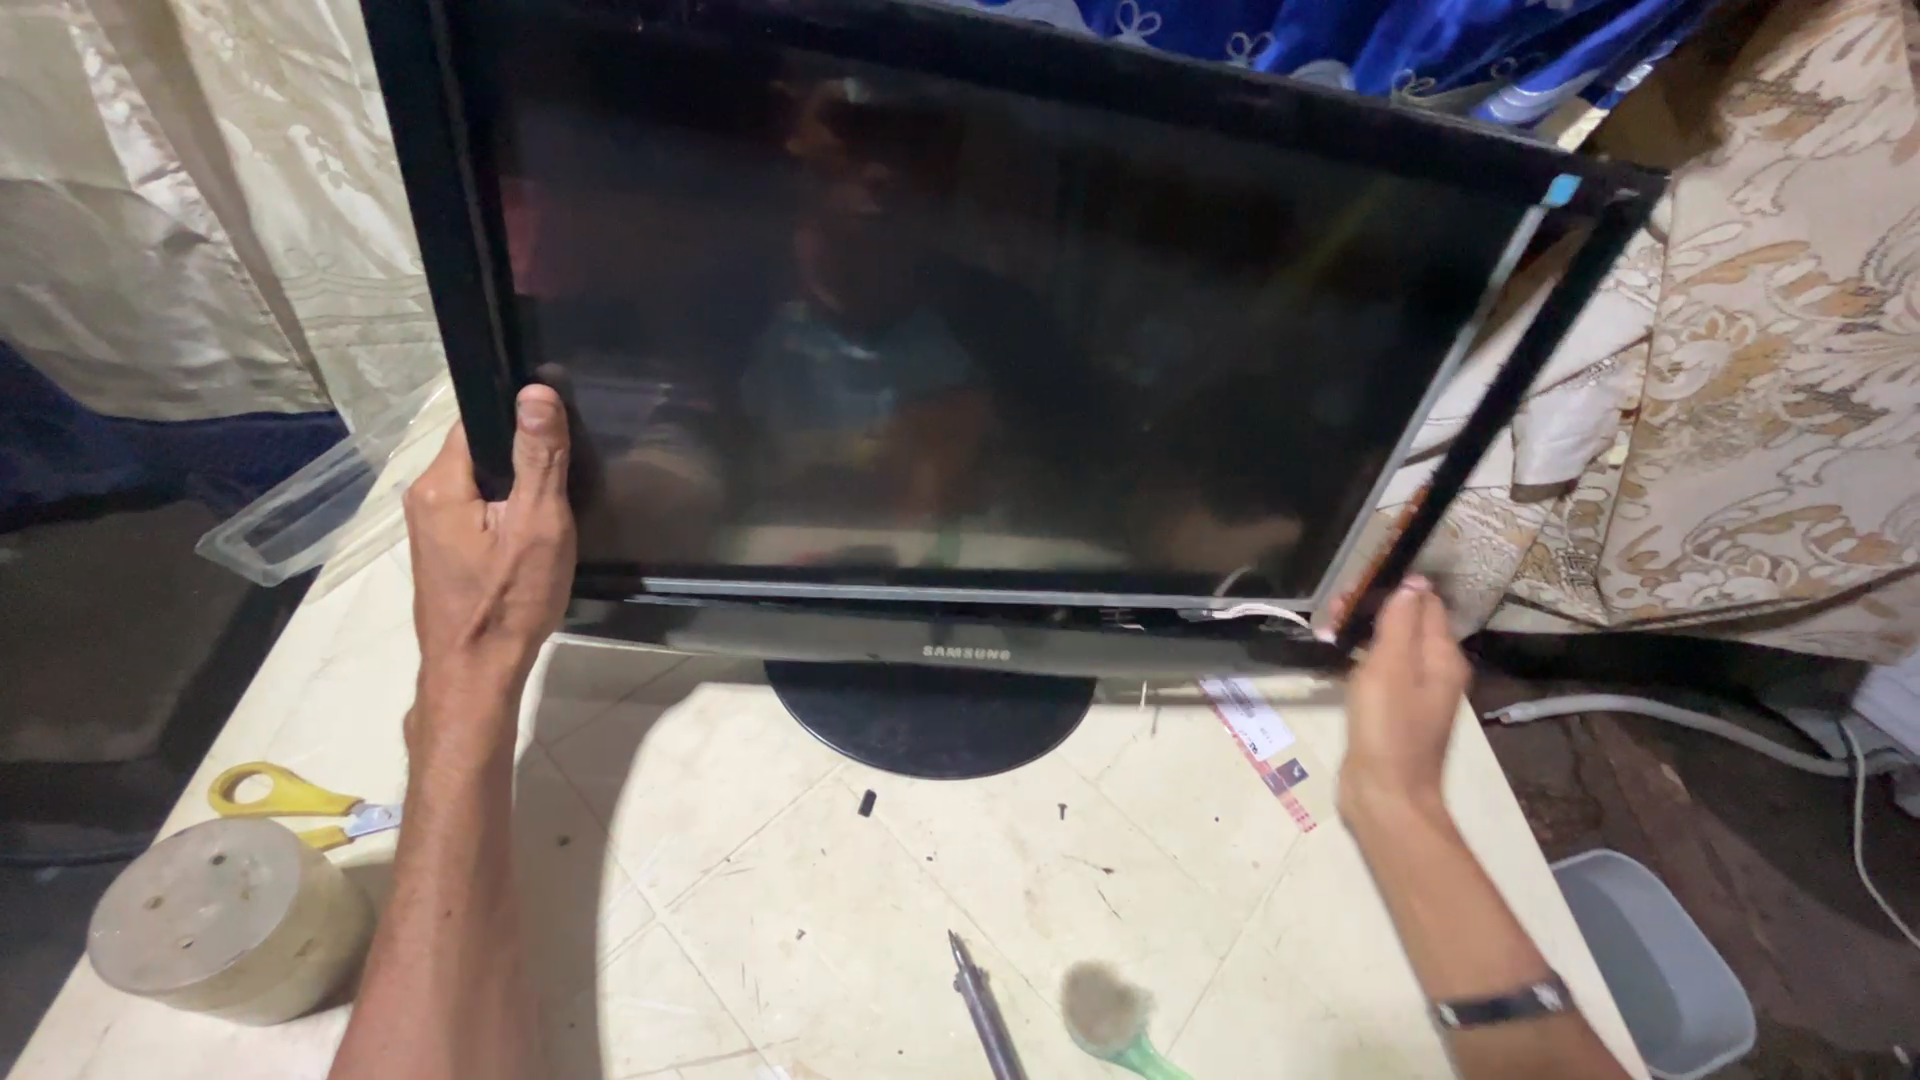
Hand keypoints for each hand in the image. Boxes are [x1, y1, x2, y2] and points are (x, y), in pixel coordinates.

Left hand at [404, 385, 576, 757]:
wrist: (477, 670)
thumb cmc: (510, 598)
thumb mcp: (538, 524)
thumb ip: (539, 459)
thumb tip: (536, 393)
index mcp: (441, 483)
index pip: (479, 421)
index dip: (521, 417)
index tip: (563, 426)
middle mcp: (425, 497)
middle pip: (480, 452)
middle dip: (524, 454)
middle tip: (573, 467)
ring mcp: (431, 526)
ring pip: (482, 483)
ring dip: (518, 485)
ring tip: (561, 498)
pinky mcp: (444, 550)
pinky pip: (479, 508)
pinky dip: (508, 510)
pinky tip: (536, 529)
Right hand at [1339, 576, 1469, 821]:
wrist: (1385, 793)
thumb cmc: (1389, 727)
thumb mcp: (1391, 666)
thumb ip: (1400, 623)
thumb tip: (1412, 583)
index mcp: (1443, 657)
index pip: (1427, 604)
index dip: (1398, 587)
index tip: (1358, 579)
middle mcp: (1436, 671)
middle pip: (1409, 623)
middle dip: (1375, 608)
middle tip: (1334, 605)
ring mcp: (1415, 692)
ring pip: (1391, 646)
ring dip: (1363, 632)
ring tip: (1328, 625)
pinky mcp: (1393, 710)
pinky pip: (1379, 670)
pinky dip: (1360, 658)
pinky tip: (1336, 657)